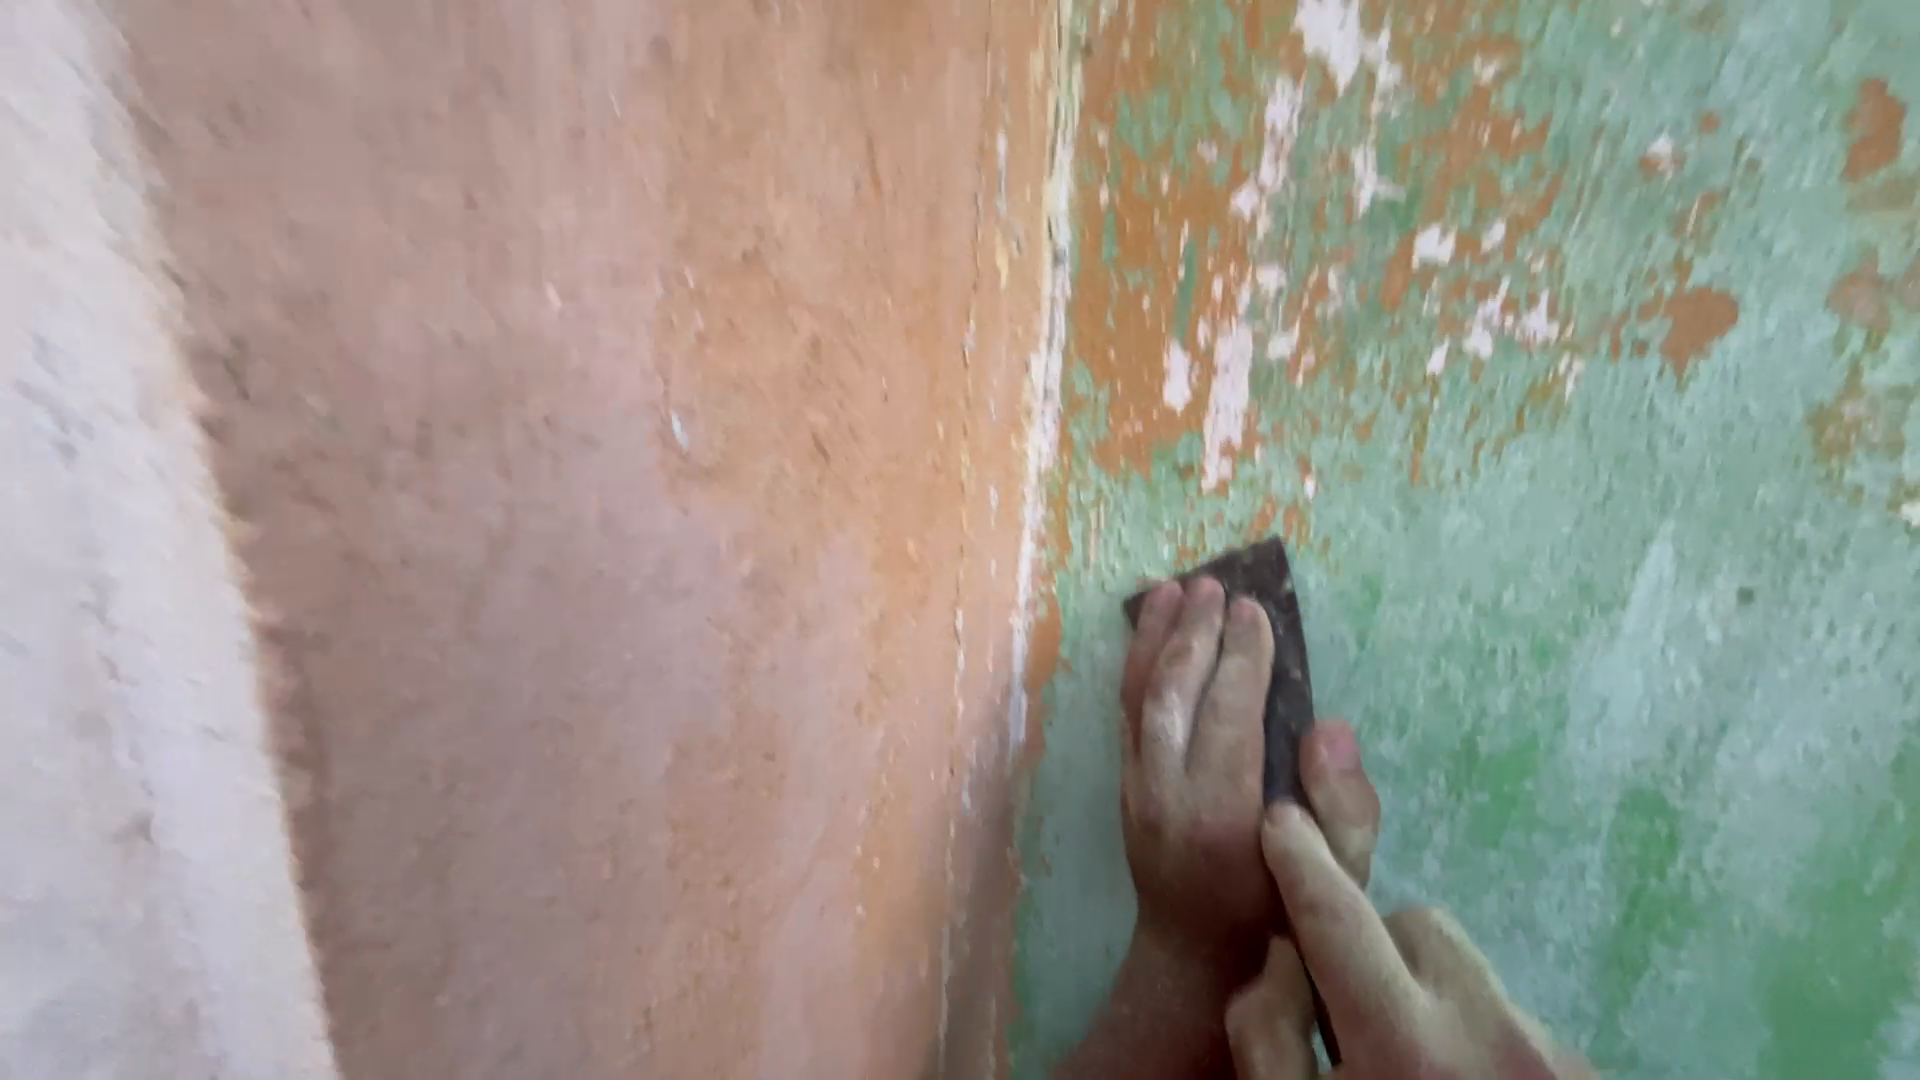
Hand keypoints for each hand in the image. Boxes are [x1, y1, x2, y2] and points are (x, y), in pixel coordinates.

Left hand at [1055, 577, 1380, 1078]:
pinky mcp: (1123, 780)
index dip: (1242, 659)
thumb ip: (1343, 808)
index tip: (1255, 610)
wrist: (1195, 953)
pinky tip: (1146, 630)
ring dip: (1153, 637)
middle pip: (1174, 695)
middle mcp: (1167, 792)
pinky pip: (1125, 711)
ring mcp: (1135, 784)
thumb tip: (1330, 726)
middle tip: (1213, 585)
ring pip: (1138, 696)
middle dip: (1194, 634)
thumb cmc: (1279, 916)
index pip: (1229, 716)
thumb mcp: (1335, 881)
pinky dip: (1134, 664)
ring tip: (1171, 588)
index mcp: (1223, 815)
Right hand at [1225, 805, 1595, 1078]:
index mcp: (1406, 1046)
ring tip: (1424, 1069)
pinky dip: (1480, 1036)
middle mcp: (1494, 1036)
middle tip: (1359, 1010)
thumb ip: (1267, 1033)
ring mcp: (1557, 1061)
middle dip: (1374, 943)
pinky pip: (1517, 1020)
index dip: (1301, 858)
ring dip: (1432, 991)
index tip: (1281, 818)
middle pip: (1417, 923)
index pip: (1338, 913)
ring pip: (1471, 971)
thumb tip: (1282, 956)